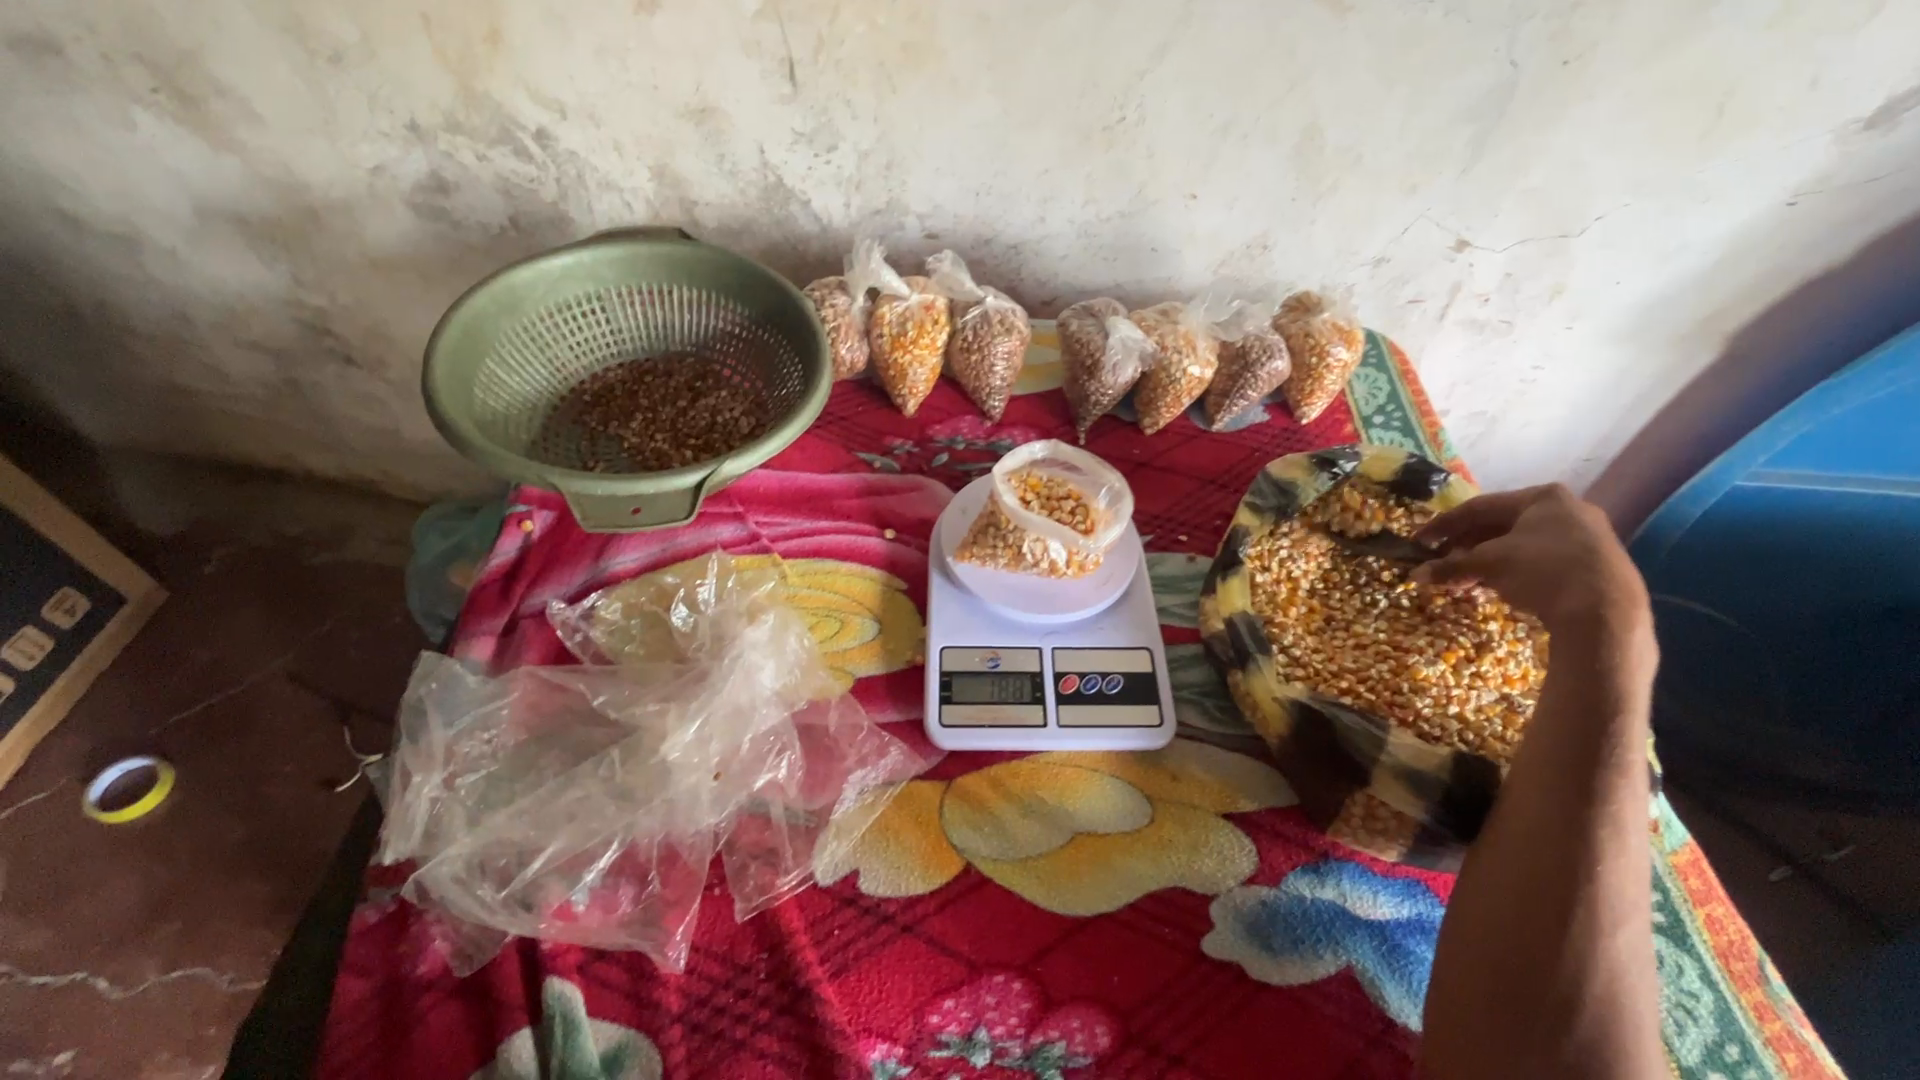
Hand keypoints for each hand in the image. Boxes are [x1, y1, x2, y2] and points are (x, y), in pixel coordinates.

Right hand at [1411, 485, 1652, 646]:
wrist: (1605, 612)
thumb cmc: (1542, 571)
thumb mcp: (1489, 565)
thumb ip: (1451, 566)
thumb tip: (1415, 576)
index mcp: (1542, 497)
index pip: (1479, 507)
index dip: (1443, 525)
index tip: (1419, 541)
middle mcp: (1567, 509)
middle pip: (1501, 525)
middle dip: (1466, 545)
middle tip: (1440, 561)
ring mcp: (1586, 536)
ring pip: (1521, 544)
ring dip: (1487, 560)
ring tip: (1464, 579)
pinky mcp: (1595, 563)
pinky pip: (1542, 560)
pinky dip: (1514, 570)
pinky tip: (1498, 587)